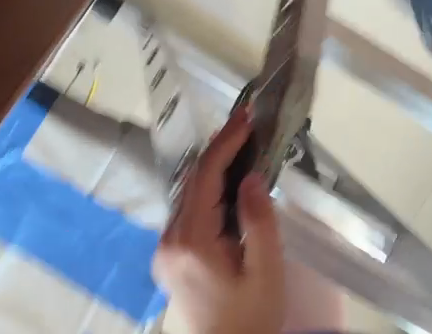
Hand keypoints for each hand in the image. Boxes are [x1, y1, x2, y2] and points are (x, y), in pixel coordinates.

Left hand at [152, 109, 284, 333]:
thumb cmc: (251, 319)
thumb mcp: (266, 272)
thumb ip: (258, 221)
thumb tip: (250, 175)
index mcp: (191, 241)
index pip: (205, 176)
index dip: (226, 141)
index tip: (246, 116)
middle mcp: (169, 240)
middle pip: (193, 180)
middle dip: (220, 149)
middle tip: (248, 123)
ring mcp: (165, 250)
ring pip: (189, 193)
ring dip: (214, 168)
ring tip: (242, 144)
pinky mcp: (170, 258)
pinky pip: (188, 209)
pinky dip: (208, 189)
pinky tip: (228, 182)